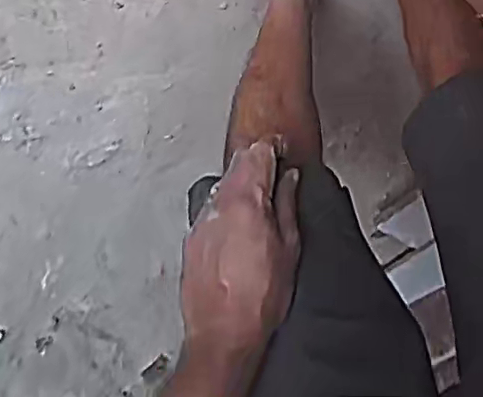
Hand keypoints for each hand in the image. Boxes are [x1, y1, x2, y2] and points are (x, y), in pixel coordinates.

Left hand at [171, 140, 301, 395]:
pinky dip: (227, 206)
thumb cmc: (257, 300)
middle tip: (275, 175)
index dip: (274, 146)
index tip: (283, 151)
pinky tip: (239, 228)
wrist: (221, 336)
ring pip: (224, 183)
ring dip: (241, 184)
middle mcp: (220, 201)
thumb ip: (287, 204)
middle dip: (258, 161)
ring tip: (259, 206)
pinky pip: (212, 206)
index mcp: (246, 198)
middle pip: (239, 161)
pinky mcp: (192, 235)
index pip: (259, 150)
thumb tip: (289, 178)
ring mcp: (202, 217)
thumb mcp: (289, 248)